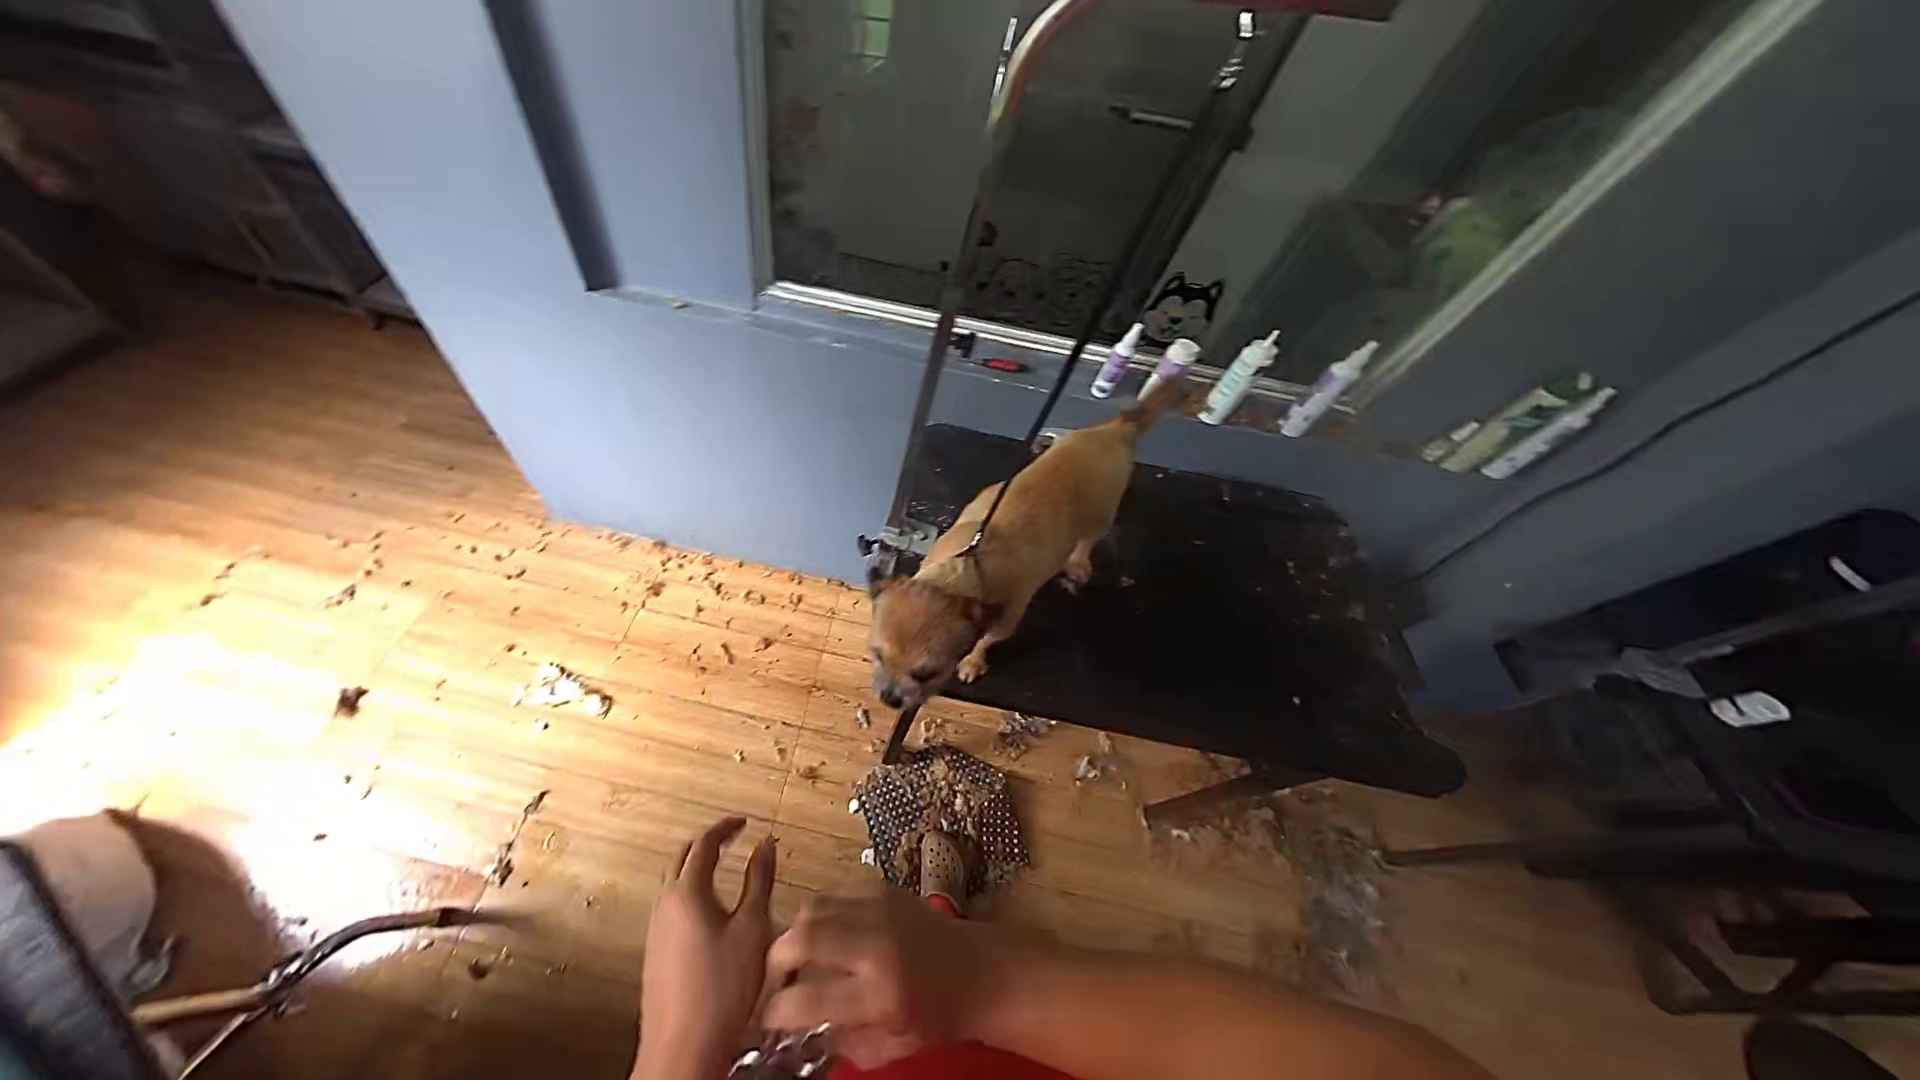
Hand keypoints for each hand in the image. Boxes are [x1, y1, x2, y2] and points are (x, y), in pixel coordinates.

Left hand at [634, 818, 776, 1079]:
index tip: (743, 821)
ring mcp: (657, 932)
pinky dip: (692, 892)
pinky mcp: (657, 954)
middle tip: (732, 836)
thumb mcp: (753, 927)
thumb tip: (765, 847)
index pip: (705, 844)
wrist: (684, 1050)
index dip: (726, 827)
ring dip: (698, 866)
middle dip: (708, 842)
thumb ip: (760, 881)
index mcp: (687, 894)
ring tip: (725, 866)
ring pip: (674, 882)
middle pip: (682, 857)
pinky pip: (672, 906)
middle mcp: (665, 907)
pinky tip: (713, 909)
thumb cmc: (721, 991)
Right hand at [761, 892, 1000, 1068]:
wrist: (975, 969)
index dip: (774, 1010)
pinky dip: (823, 911)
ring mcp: (880, 907)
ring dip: (796, 931)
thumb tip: (794, 1030)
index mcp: (878, 992)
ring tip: (797, 955)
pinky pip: (837, 890)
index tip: (766, 1017)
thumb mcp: (888, 1046)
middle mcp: (876, 943)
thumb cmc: (934, 1015)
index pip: (806, 998)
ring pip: (814, 906)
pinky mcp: (884, 887)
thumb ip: (838, 1041)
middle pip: (803, 936)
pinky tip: (827, 931)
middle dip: (775, 960)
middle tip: (773, 979)